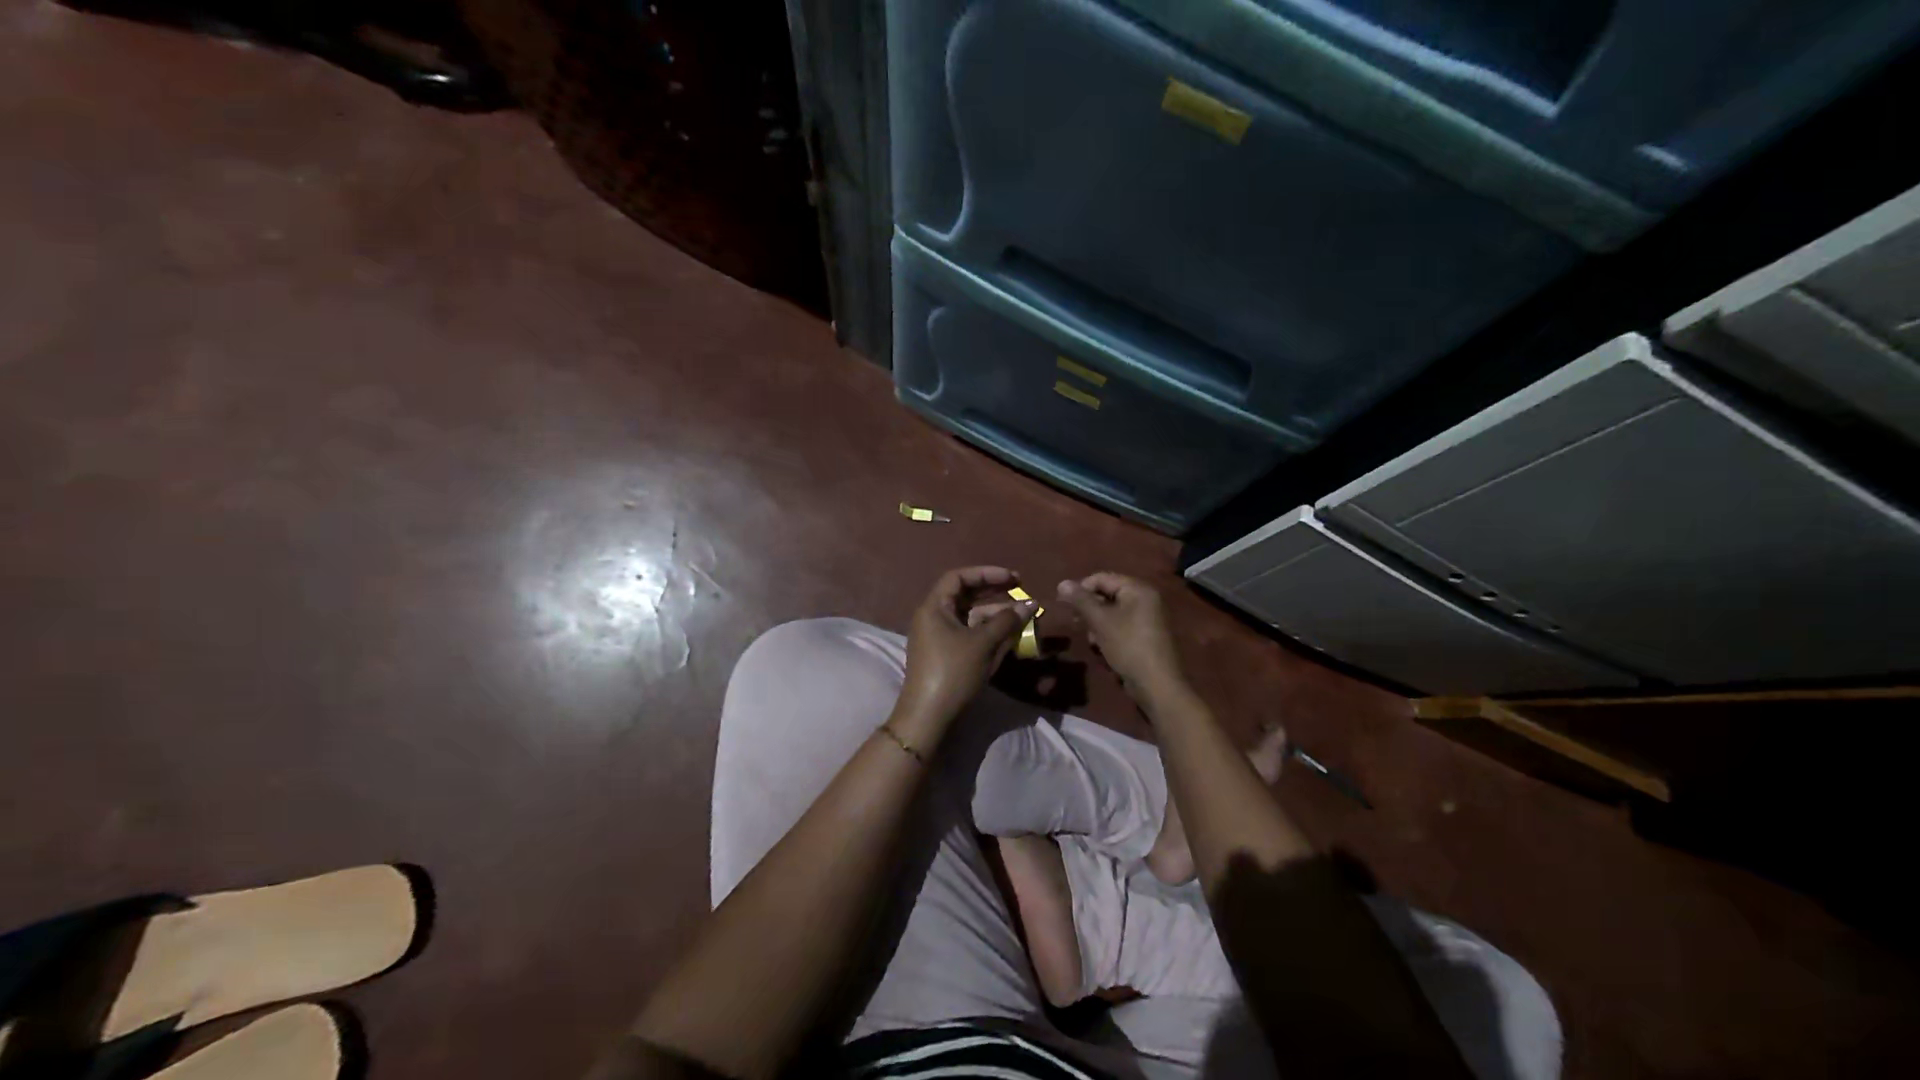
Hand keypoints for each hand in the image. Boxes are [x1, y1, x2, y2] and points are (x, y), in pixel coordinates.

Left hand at [894, 566, 1034, 732]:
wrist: (928, 717)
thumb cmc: (952, 672)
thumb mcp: (982, 644)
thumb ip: (1006, 621)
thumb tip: (1028, 604)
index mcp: (934, 608)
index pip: (959, 577)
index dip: (986, 573)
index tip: (1012, 578)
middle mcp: (934, 618)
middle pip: (966, 596)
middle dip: (996, 594)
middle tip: (1022, 592)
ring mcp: (940, 638)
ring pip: (971, 618)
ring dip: (997, 615)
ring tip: (1024, 616)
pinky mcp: (947, 656)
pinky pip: (970, 635)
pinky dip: (990, 633)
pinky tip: (1011, 636)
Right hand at [1058, 573, 1186, 700]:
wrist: (1156, 683)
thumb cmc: (1127, 645)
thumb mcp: (1100, 621)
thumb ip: (1080, 600)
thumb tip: (1062, 583)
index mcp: (1138, 589)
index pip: (1102, 578)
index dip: (1081, 589)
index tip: (1064, 604)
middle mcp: (1145, 599)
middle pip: (1108, 594)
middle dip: (1089, 607)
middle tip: (1075, 622)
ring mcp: (1148, 618)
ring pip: (1113, 611)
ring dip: (1097, 622)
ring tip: (1090, 638)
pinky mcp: (1146, 635)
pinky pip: (1122, 625)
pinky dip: (1108, 632)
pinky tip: (1101, 646)